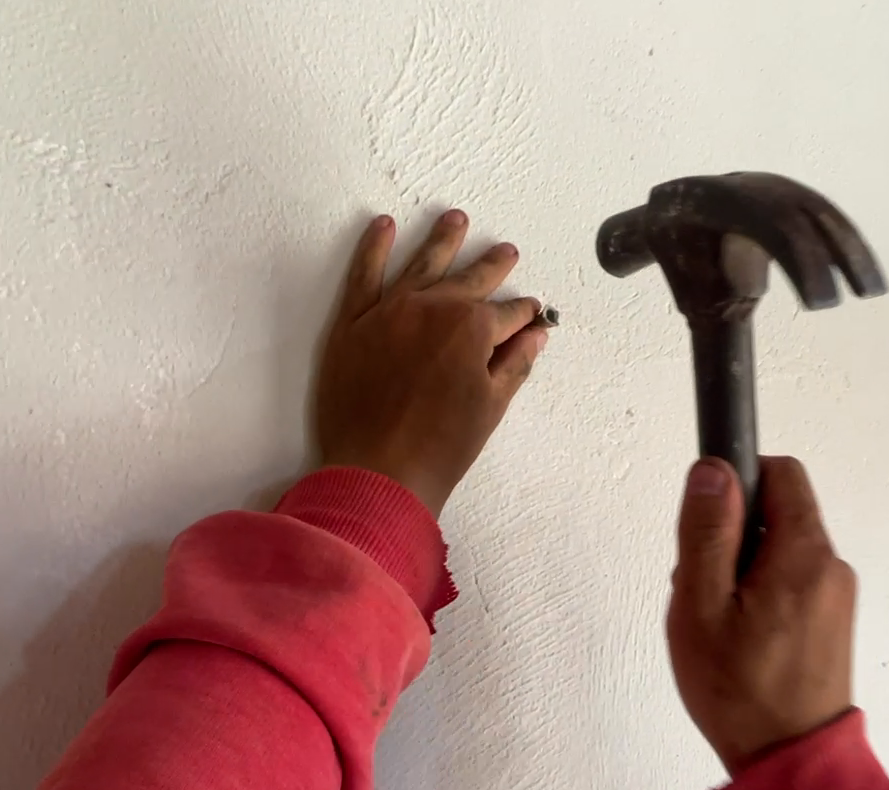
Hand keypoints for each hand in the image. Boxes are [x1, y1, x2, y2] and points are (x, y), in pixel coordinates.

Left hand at [314, 210, 547, 515]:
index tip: (532, 312)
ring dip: (442, 240)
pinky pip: (364, 275)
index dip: (524, 314)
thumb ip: (514, 364)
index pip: (507, 313)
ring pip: (422, 264)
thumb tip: (535, 335)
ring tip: (456, 219)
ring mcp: (390, 311)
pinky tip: (383, 227)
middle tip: (506, 252)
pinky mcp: (353, 322)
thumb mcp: (489, 408)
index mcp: (472, 329)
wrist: (377, 472)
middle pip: (470, 279)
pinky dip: (373, 248)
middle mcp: (433, 308)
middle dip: (493, 266)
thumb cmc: (439, 448)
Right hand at [667, 456, 857, 772]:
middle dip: (729, 535)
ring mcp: (836, 596)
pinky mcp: (832, 622)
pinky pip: (788, 582)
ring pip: (777, 551)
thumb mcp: (700, 604)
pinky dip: (756, 593)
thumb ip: (706, 531)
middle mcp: (831, 566)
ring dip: (739, 569)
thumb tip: (712, 468)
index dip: (737, 479)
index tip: (705, 521)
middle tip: (700, 588)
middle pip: (775, 514)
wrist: (789, 763)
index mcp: (804, 553)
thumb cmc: (737, 688)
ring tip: (716, 622)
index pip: (780, 472)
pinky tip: (736, 638)